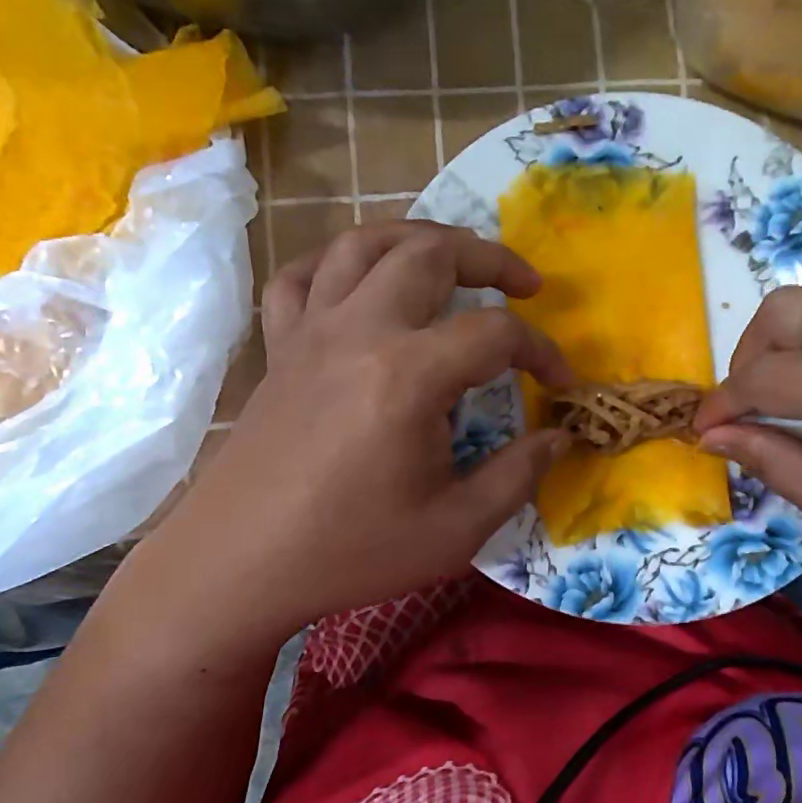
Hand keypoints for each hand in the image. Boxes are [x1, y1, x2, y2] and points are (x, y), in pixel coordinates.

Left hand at [123, 221, 573, 646]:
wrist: (239, 565)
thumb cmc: (350, 551)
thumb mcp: (455, 529)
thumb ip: (518, 475)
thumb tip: (561, 436)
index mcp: (407, 376)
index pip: (496, 333)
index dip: (542, 351)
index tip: (562, 383)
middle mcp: (359, 332)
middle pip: (430, 254)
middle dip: (489, 257)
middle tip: (524, 284)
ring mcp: (311, 332)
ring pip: (364, 244)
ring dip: (419, 238)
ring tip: (454, 256)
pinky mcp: (279, 347)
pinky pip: (301, 276)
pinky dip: (338, 262)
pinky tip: (362, 278)